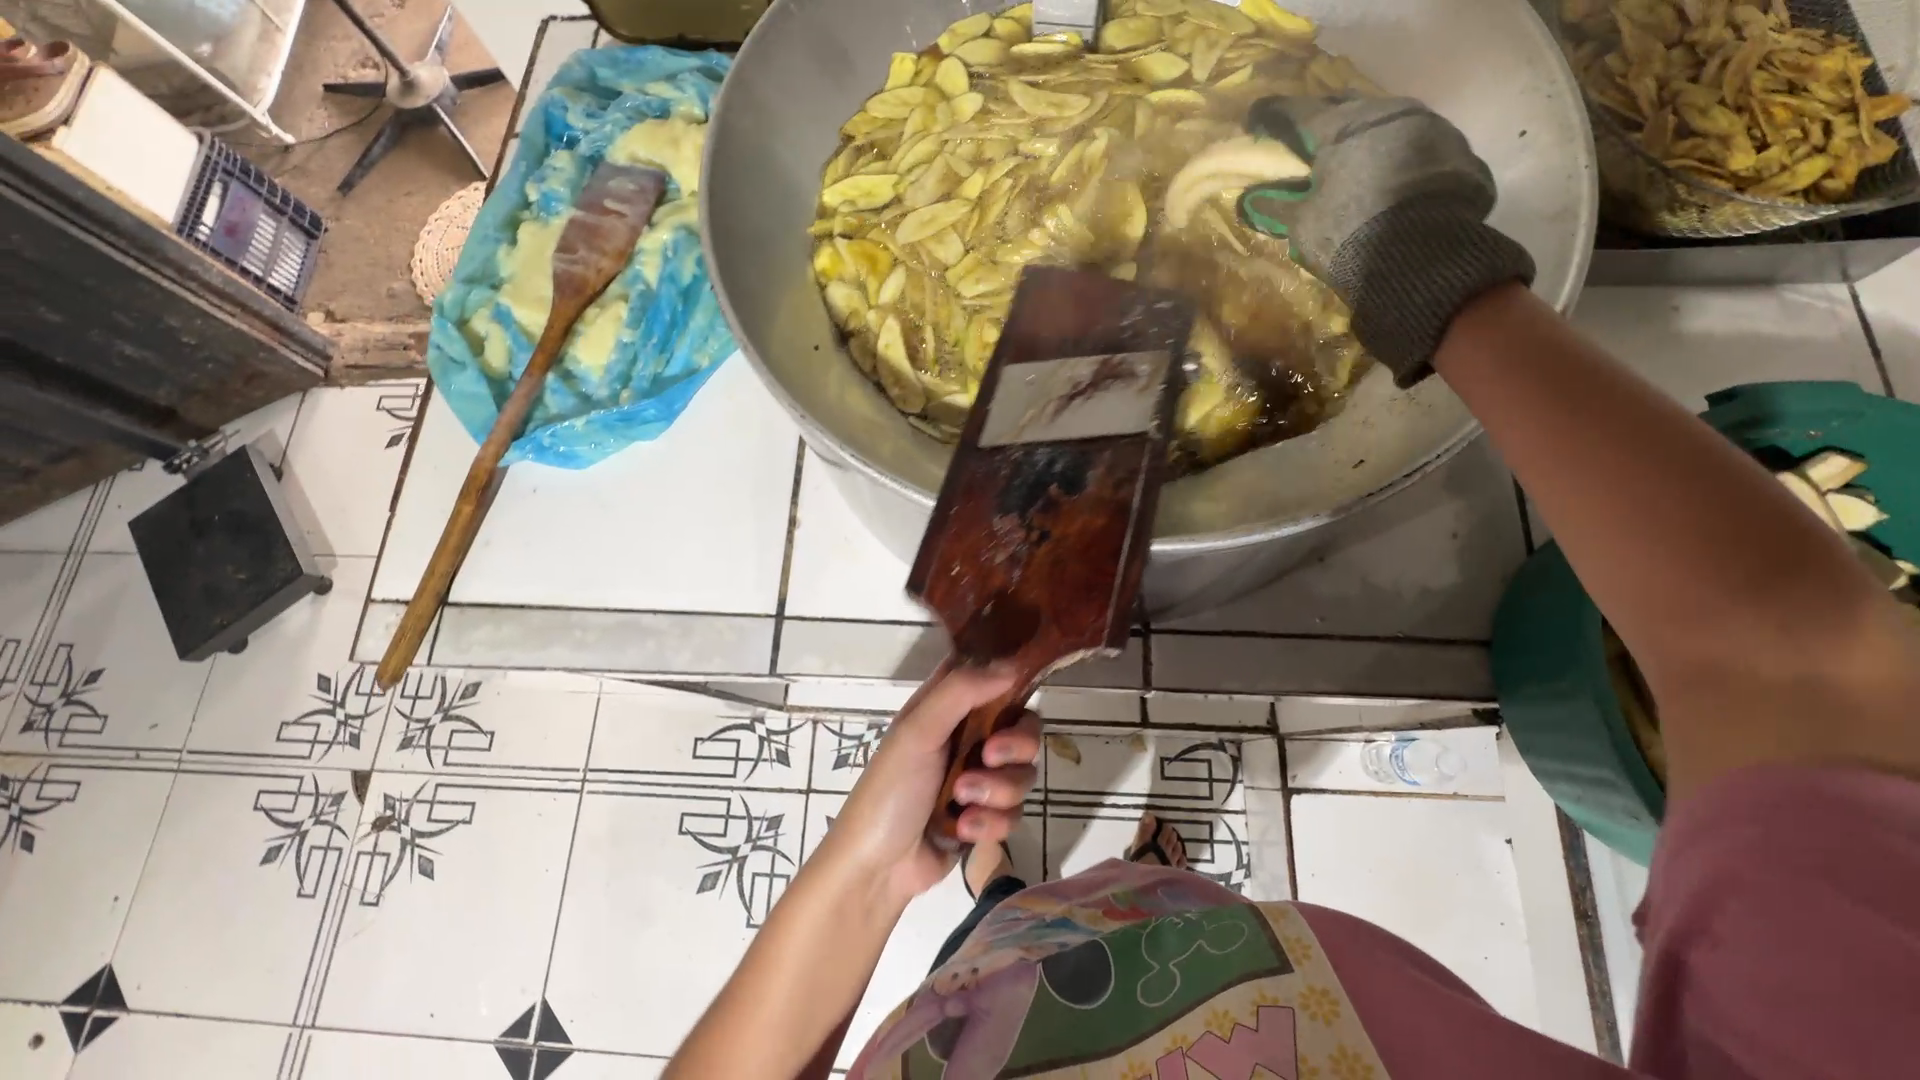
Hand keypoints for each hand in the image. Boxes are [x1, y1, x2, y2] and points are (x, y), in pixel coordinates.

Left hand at [816, 662, 1042, 904]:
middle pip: (1024, 728)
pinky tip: (962, 831)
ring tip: (961, 803)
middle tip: (990, 757)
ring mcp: (979, 780)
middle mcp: (968, 739)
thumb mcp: (917, 730)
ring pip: (1022, 774)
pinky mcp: (986, 818)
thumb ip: (961, 691)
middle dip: (1015, 746)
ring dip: (995, 791)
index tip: (1017, 697)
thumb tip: (1012, 665)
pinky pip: (1014, 812)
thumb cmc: (890, 789)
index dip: (1012, 683)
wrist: (878, 866)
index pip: (993, 680)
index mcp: (947, 709)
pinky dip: (990, 822)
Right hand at [1238, 95, 1535, 386]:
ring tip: (1352, 158)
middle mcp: (1385, 111)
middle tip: (1307, 139)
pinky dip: (1394, 156)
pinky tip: (1388, 177)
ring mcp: (1427, 125)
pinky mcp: (1456, 150)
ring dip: (1364, 137)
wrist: (1426, 257)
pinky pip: (1415, 143)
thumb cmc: (1349, 232)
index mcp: (1341, 125)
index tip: (1254, 121)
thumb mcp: (1303, 224)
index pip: (1295, 111)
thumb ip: (1276, 206)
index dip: (1271, 115)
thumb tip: (1250, 199)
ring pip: (1384, 121)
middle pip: (1344, 107)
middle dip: (1323, 119)